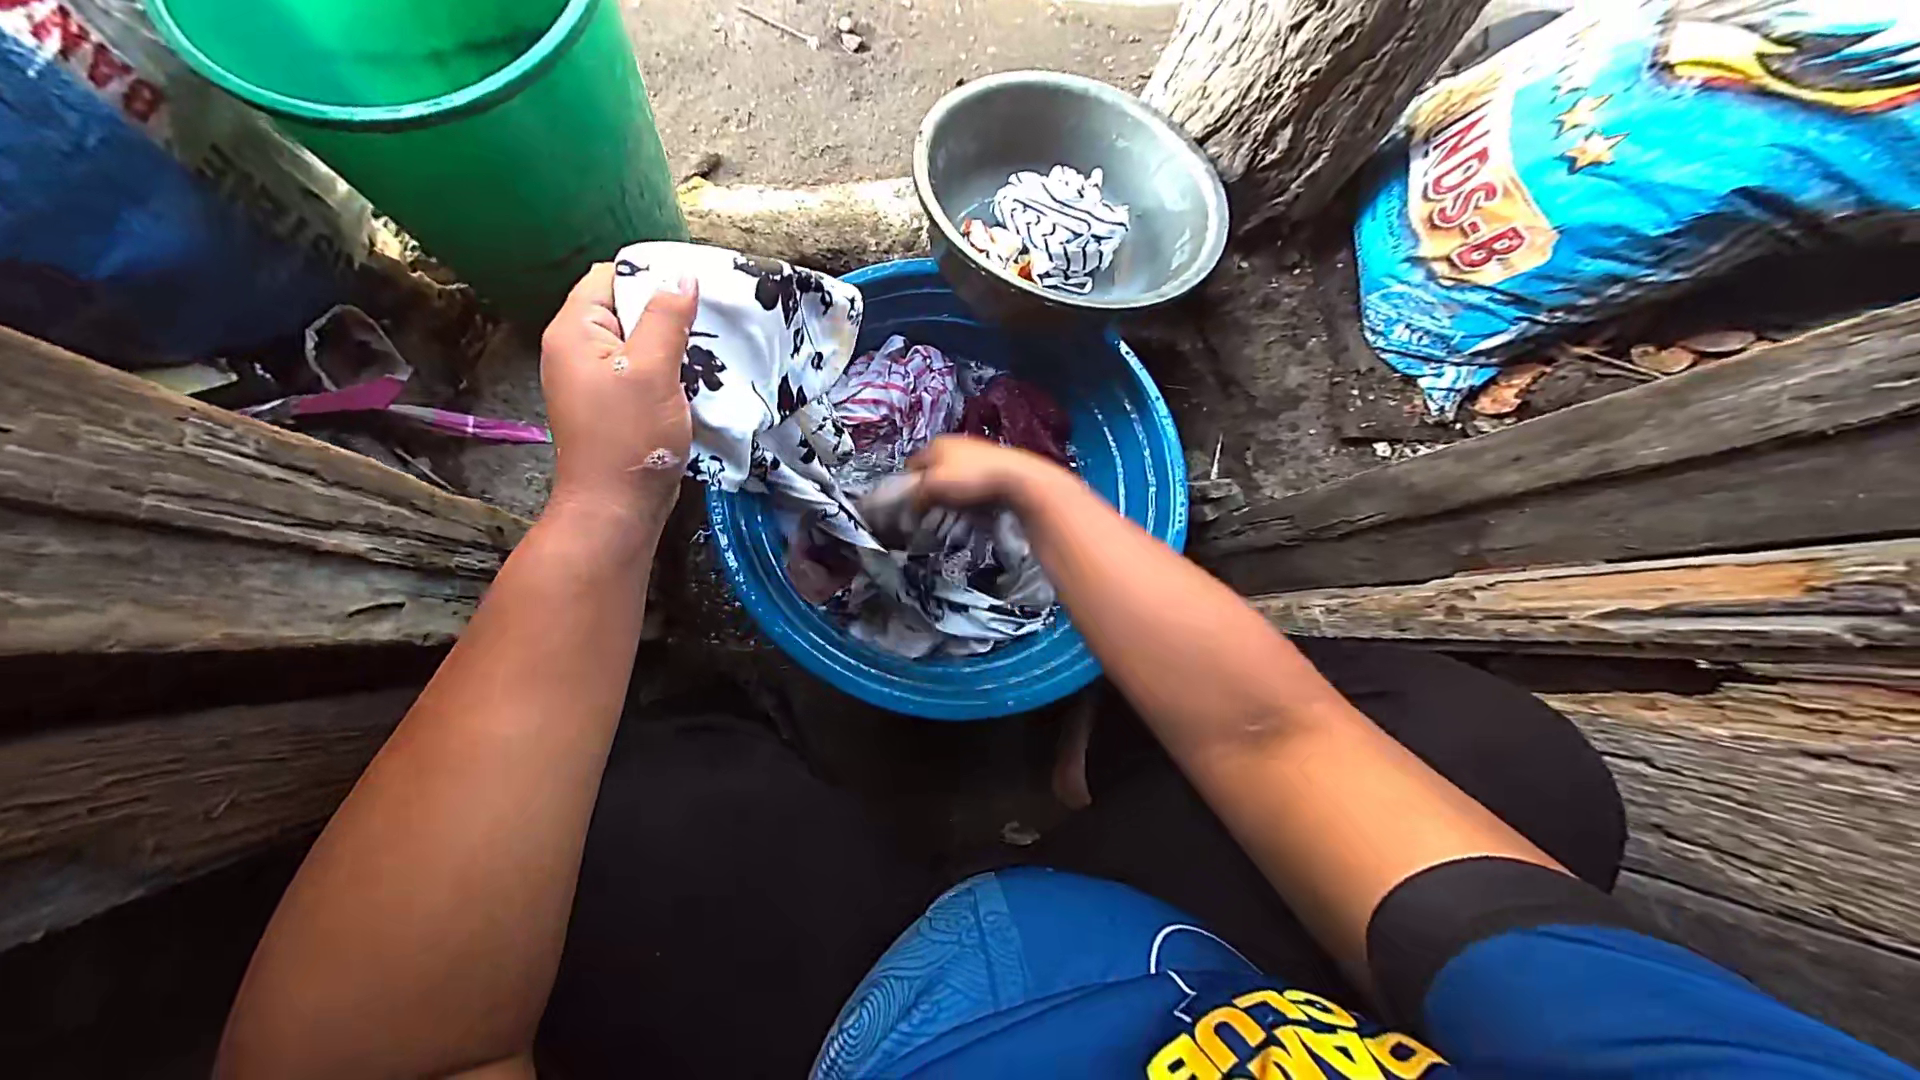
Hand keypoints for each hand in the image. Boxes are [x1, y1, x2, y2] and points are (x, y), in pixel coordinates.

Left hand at [540, 263, 697, 519]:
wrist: (617, 506)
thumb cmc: (630, 436)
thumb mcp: (651, 370)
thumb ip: (666, 319)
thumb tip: (682, 276)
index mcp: (574, 331)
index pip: (610, 278)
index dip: (651, 277)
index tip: (695, 288)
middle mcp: (577, 350)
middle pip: (625, 310)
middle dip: (667, 314)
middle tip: (708, 322)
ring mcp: (595, 380)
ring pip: (638, 344)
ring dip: (672, 346)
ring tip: (707, 352)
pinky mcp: (614, 405)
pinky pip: (642, 373)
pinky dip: (668, 372)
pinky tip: (694, 381)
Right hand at [908, 434, 1071, 509]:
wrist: (1017, 480)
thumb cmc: (970, 478)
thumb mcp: (932, 487)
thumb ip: (916, 497)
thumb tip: (911, 508)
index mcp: (936, 443)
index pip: (911, 465)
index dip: (909, 486)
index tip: (911, 505)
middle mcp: (955, 444)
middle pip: (933, 471)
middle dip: (932, 491)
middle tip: (934, 509)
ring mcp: (977, 453)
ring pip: (954, 477)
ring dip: (953, 494)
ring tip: (957, 509)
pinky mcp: (994, 466)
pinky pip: (974, 482)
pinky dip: (971, 493)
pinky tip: (976, 504)